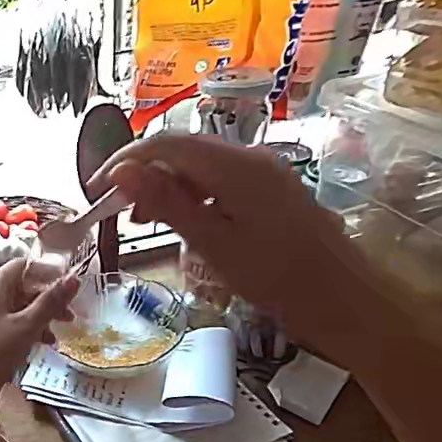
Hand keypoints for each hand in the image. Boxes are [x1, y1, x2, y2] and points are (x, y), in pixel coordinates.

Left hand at [0, 261, 79, 414]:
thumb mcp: (27, 325)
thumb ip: (51, 301)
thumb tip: (74, 278)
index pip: (24, 265)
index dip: (48, 271)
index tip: (70, 285)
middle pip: (24, 285)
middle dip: (49, 297)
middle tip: (71, 312)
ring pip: (21, 306)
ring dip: (43, 315)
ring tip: (61, 330)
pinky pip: (14, 322)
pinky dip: (31, 328)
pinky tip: (45, 343)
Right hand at [91, 135, 405, 365]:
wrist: (344, 298)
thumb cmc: (277, 277)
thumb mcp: (213, 244)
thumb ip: (168, 203)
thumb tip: (123, 171)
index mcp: (235, 165)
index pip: (167, 143)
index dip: (126, 159)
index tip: (97, 188)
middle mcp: (250, 156)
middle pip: (184, 149)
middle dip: (146, 173)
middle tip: (119, 210)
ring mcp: (264, 171)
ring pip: (202, 165)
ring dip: (169, 185)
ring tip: (147, 220)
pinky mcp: (271, 189)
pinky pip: (222, 180)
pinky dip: (195, 196)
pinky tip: (187, 221)